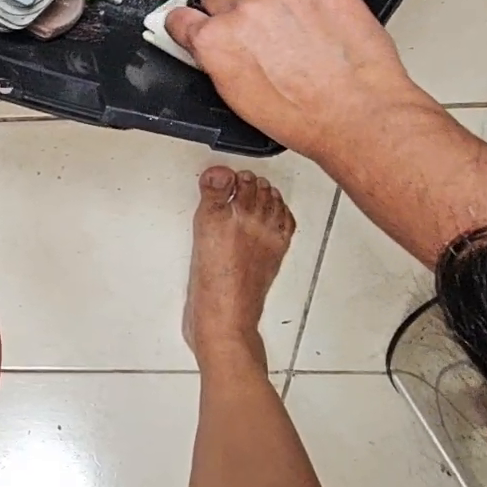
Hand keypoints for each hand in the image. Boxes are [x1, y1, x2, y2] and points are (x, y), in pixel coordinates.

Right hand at [164, 0, 440, 160]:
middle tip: (244, 27)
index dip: (187, 23)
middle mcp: (245, 10)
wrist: (358, 115)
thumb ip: (214, 59)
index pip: (180, 17)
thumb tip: (210, 47)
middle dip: (225, 8)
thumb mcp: (234, 96)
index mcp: (215, 39)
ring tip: (280, 20)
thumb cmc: (301, 116)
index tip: (194, 23)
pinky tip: (309, 13)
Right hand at [184, 167, 294, 372]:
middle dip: (250, 182)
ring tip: (254, 191)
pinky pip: (282, 229)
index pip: (242, 183)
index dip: (232, 174)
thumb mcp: (203, 228)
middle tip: (237, 178)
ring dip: (265, 196)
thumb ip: (214, 195)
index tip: (222, 173)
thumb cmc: (211, 277)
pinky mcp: (272, 259)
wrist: (224, 315)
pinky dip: (279, 216)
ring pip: (273, 208)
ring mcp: (269, 243)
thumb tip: (221, 171)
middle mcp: (260, 227)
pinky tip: (272, 217)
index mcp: (241, 216)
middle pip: (261, 193)